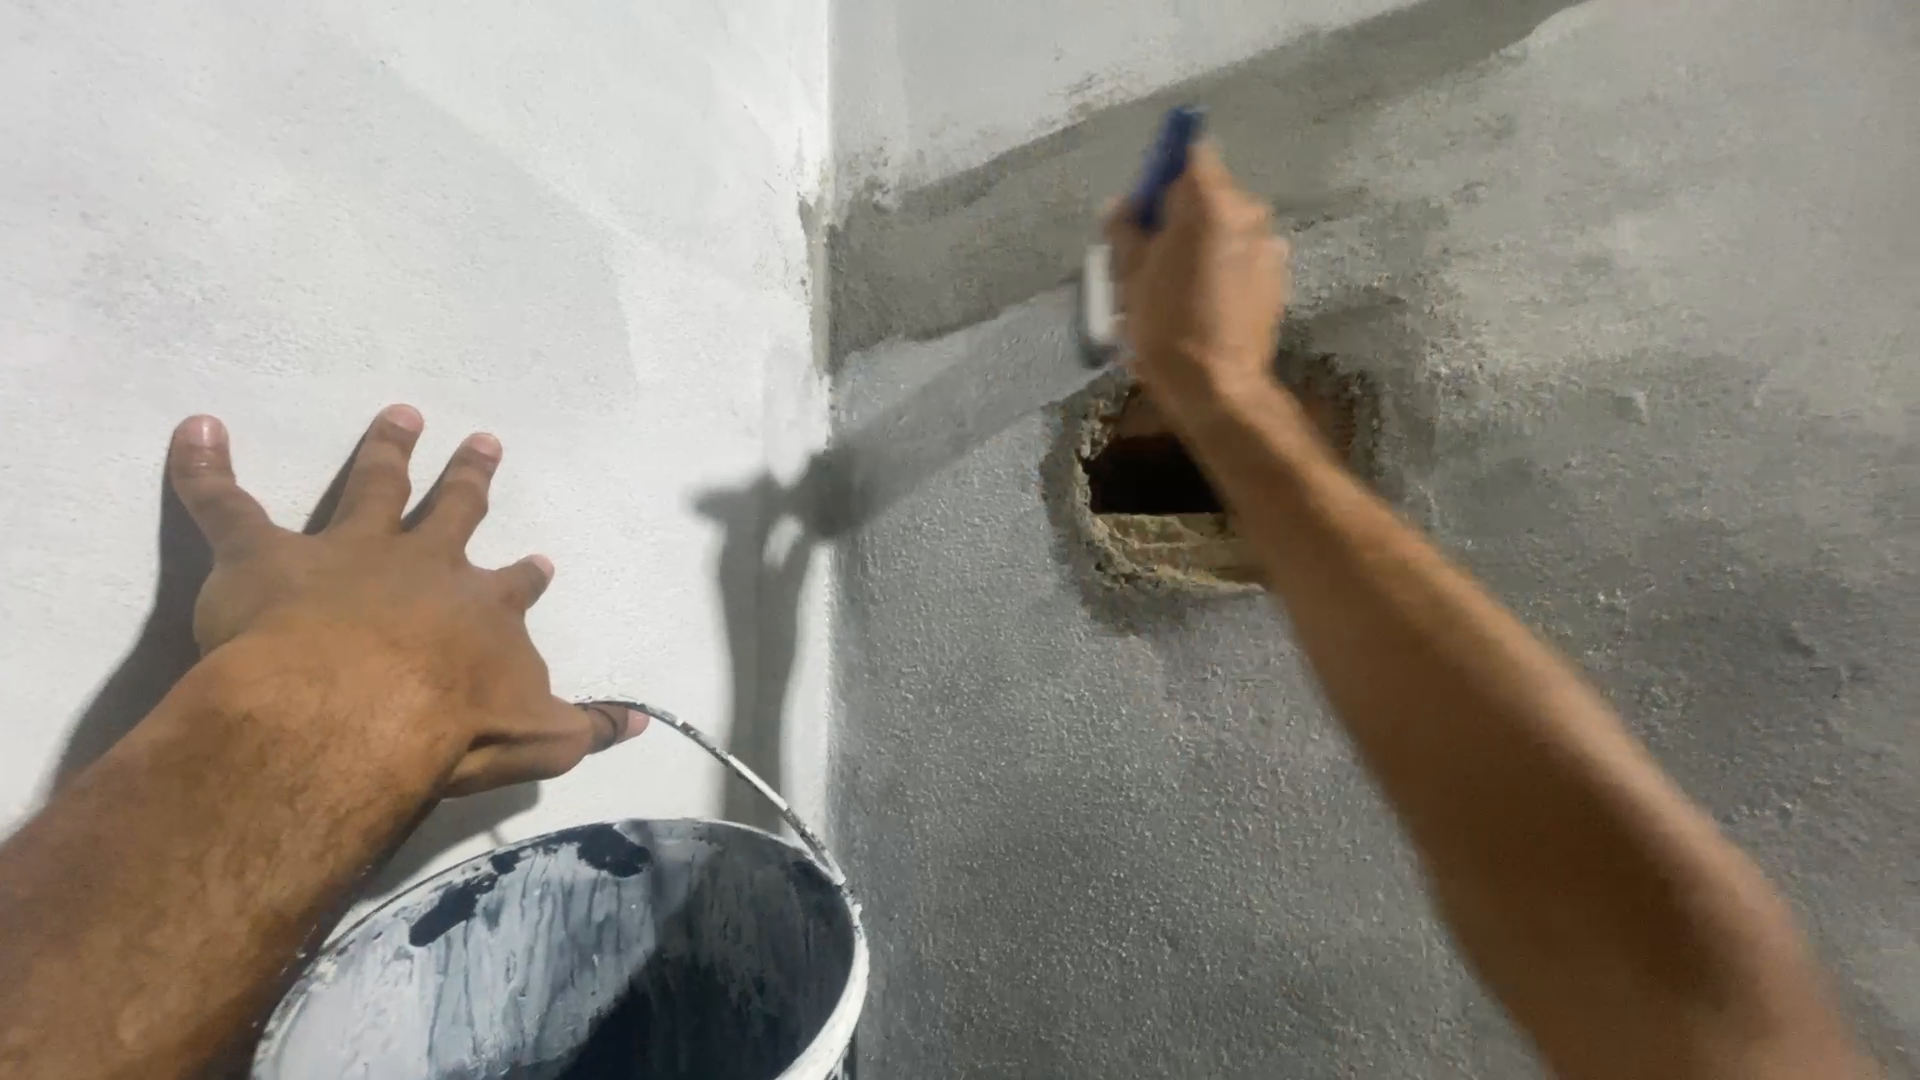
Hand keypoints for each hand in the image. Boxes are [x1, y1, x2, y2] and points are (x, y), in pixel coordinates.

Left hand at [165, 405, 644, 795]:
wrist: (357, 710)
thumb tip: (641, 723)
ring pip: (372, 486)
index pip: (513, 585)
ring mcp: (350, 553)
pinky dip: (205, 466)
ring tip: (401, 414)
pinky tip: (198, 428)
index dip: (526, 576)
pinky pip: (226, 503)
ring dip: (386, 448)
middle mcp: (427, 565)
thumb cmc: (454, 726)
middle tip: (484, 442)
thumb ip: (591, 728)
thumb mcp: (542, 737)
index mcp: (484, 607)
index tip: (540, 561)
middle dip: (471, 476)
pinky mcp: (267, 559)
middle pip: (456, 509)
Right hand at [1103, 141, 1291, 418]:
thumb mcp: (1128, 278)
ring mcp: (1269, 244)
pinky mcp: (1278, 276)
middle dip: (1179, 216)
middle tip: (1151, 260)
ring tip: (1177, 291)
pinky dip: (1223, 268)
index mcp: (1208, 203)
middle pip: (1207, 193)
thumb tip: (1123, 205)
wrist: (1216, 387)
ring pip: (1225, 227)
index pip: (1189, 153)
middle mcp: (1248, 211)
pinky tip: (1204, 306)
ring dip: (1201, 245)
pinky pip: (1242, 256)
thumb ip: (1124, 230)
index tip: (1146, 209)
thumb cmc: (1164, 329)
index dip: (1163, 175)